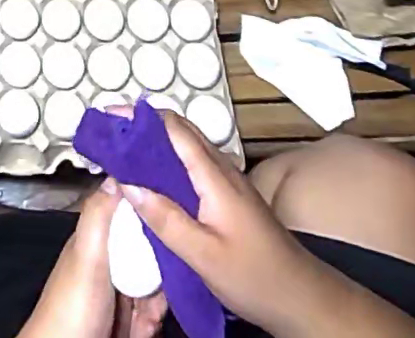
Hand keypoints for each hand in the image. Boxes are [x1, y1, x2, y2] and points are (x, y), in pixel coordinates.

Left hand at [18, 180, 167, 337]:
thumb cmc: (72, 308)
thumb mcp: (86, 255)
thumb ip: (99, 215)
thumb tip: (118, 173)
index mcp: (96, 240)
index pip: (129, 214)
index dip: (150, 214)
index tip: (171, 217)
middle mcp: (107, 263)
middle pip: (148, 252)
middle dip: (161, 267)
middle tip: (162, 284)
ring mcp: (117, 294)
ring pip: (154, 285)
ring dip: (158, 300)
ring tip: (148, 313)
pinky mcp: (125, 322)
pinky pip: (150, 314)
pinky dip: (153, 321)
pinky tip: (145, 328)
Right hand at [116, 113, 336, 334]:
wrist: (303, 297)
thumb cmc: (254, 276)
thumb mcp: (203, 254)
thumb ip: (165, 218)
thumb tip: (127, 182)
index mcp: (213, 174)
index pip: (174, 128)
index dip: (141, 117)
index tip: (111, 115)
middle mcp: (220, 167)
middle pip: (179, 130)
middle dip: (144, 124)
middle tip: (111, 132)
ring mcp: (227, 180)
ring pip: (186, 146)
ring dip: (155, 141)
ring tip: (123, 151)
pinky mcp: (229, 195)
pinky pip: (193, 164)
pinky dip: (168, 160)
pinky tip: (153, 180)